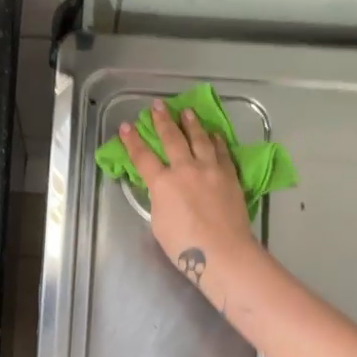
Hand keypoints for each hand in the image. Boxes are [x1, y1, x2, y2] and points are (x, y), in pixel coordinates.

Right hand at [119, 100, 255, 307]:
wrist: (223, 251)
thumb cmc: (184, 246)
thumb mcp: (159, 223)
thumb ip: (159, 200)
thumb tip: (163, 190)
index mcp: (163, 183)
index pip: (143, 157)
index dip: (132, 141)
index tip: (127, 126)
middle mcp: (186, 169)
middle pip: (172, 139)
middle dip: (162, 120)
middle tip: (158, 105)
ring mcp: (210, 170)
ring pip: (200, 139)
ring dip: (192, 124)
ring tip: (188, 111)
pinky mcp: (230, 176)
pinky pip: (222, 152)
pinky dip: (217, 141)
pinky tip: (215, 134)